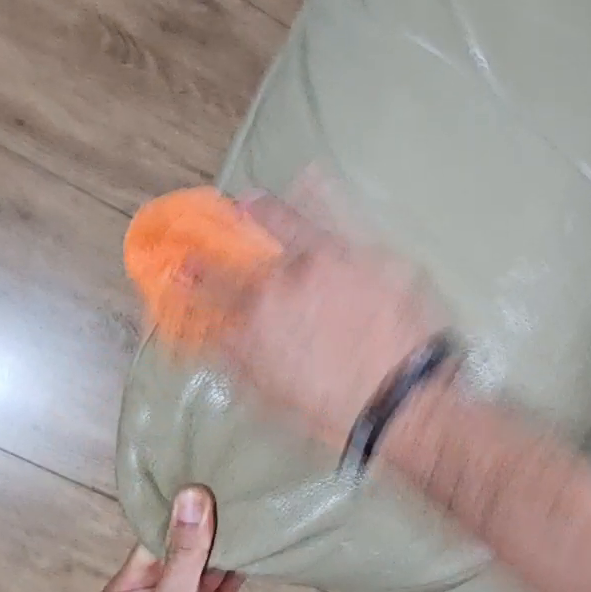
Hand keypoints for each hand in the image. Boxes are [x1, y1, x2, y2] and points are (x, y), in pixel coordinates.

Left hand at [99, 486, 243, 591]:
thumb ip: (185, 552)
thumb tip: (193, 496)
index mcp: (128, 589)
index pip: (157, 537)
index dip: (183, 510)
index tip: (209, 476)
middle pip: (184, 549)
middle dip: (208, 524)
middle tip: (238, 485)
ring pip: (207, 566)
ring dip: (226, 545)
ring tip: (252, 507)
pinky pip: (224, 586)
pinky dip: (240, 569)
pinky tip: (257, 545)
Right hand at [191, 191, 448, 450]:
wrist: (409, 404)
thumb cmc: (339, 413)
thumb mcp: (277, 397)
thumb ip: (241, 361)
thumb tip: (216, 338)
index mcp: (257, 319)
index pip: (209, 290)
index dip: (189, 277)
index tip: (180, 266)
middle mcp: (284, 280)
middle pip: (242, 250)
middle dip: (221, 238)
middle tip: (219, 229)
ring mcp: (329, 260)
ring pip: (285, 220)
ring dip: (262, 211)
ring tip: (252, 201)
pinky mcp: (372, 252)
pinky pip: (342, 212)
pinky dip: (323, 192)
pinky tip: (313, 178)